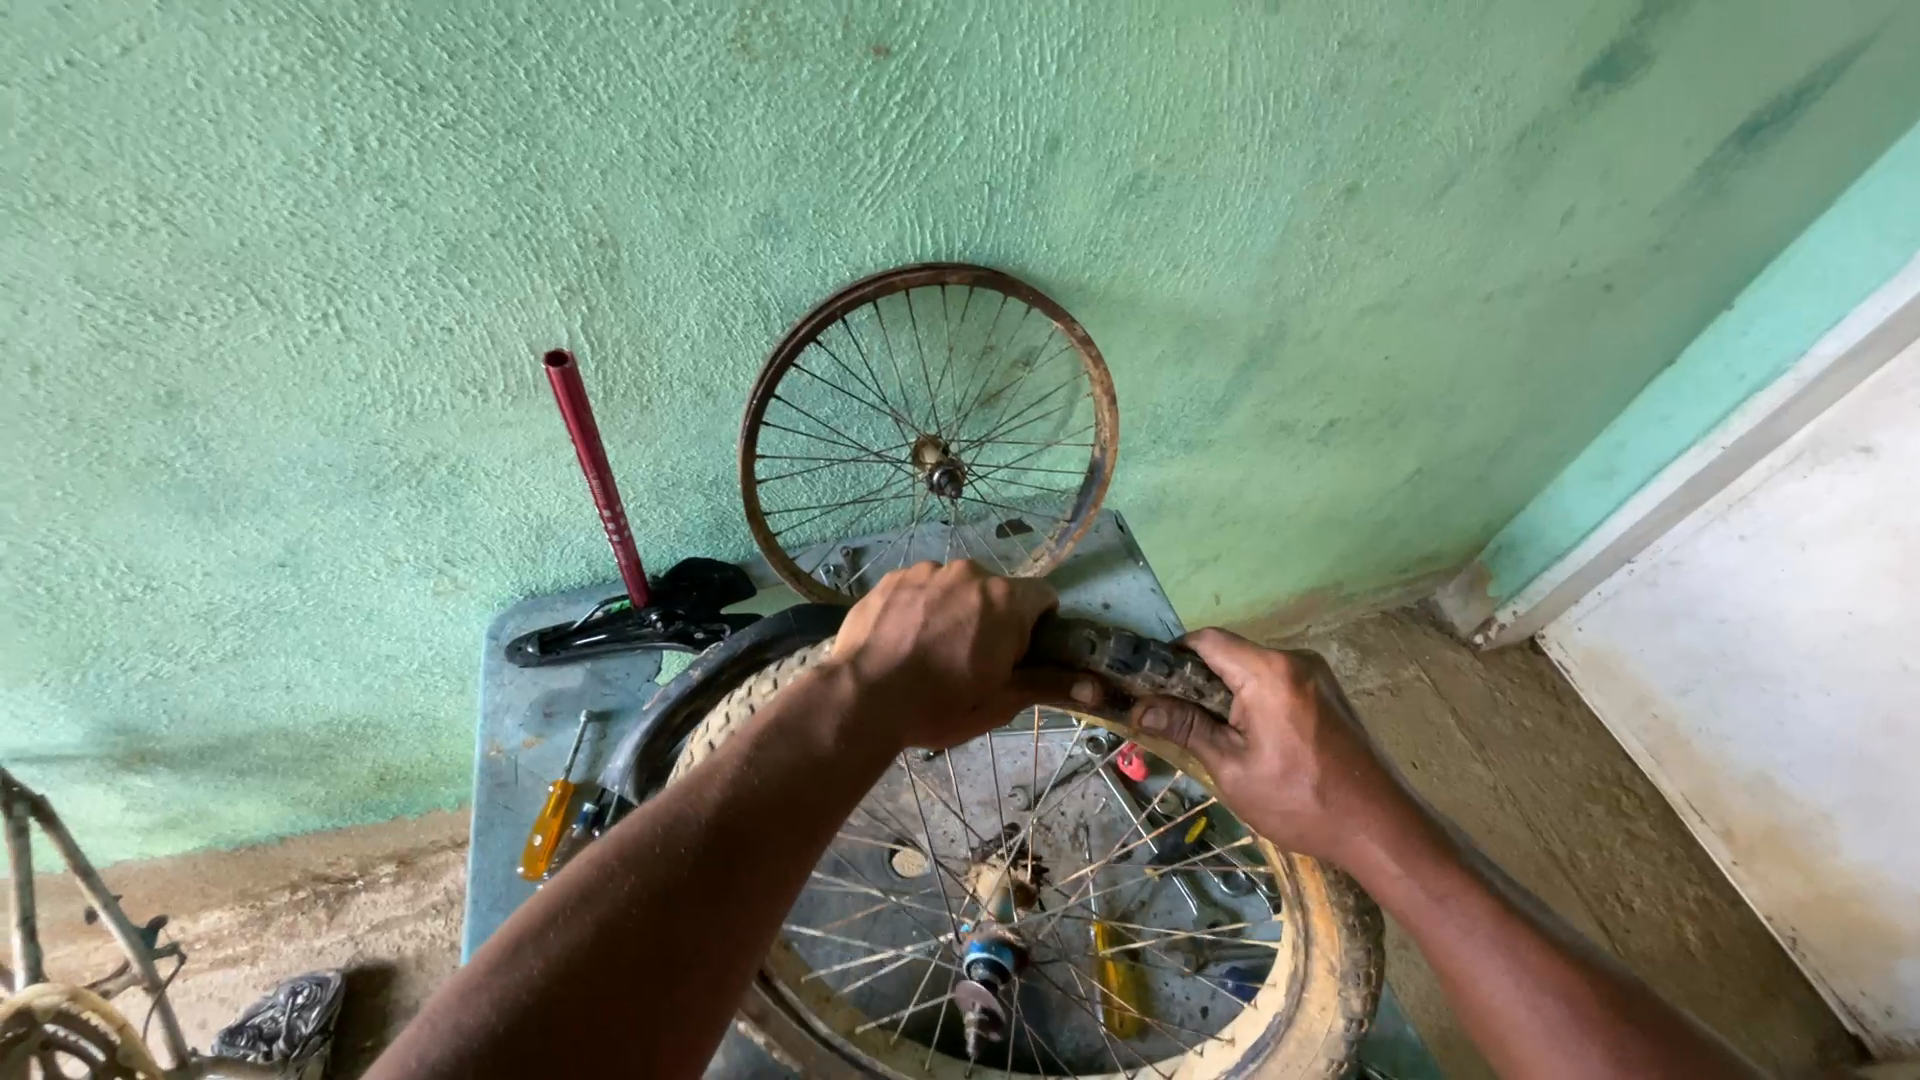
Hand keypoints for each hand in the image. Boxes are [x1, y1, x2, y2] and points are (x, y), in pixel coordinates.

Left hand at [828, 560, 1093, 750]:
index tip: (1015, 656)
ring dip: (953, 611)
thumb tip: (1095, 688)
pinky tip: (902, 640)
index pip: (1043, 598)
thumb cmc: (940, 704)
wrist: (863, 697)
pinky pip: (920, 588)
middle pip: (996, 592)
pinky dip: (919, 608)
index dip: (1036, 627)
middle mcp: (970, 574)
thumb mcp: (1000, 701)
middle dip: (991, 619)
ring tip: (928, 651)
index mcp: (1006, 600)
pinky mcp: (892, 577)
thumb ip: (1049, 684)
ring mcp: (927, 571)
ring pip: (955, 588)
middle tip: (969, 661)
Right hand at [1126, 627, 1421, 865]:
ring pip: (1252, 667)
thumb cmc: (1299, 801)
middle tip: (1179, 718)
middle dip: (1198, 679)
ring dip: (1227, 691)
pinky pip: (1276, 680)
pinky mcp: (1328, 691)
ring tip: (1217, 734)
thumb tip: (1139, 709)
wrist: (1380, 828)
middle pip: (1229, 652)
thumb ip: (1186, 728)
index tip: (1154, 686)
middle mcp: (1293, 659)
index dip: (1173, 656)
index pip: (1205, 640)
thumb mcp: (1231, 768)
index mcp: (1267, 671)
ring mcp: (1316, 673)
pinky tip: (1253, 737)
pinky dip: (1254, 697)